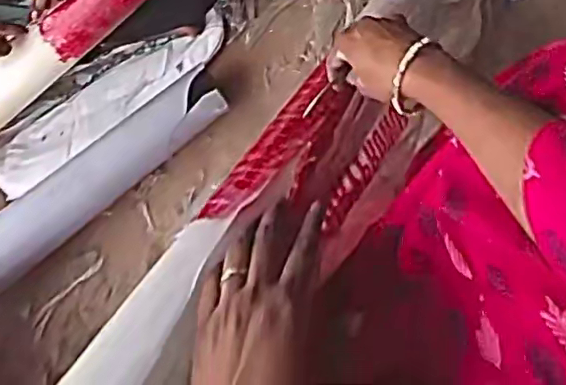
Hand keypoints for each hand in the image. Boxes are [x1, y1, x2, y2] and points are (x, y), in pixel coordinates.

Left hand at [194, 201, 322, 384]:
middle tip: (283, 199)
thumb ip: (340, 336)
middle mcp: (258, 293)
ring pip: (238, 253)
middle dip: (277, 216)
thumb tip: (360, 314)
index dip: (313, 224)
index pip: (305, 250)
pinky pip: (210, 281)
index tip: (318, 203)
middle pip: (268, 242)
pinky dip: (220, 262)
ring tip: (255, 216)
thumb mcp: (321, 366)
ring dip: (249, 231)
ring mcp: (228, 305)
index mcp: (290, 301)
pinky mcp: (205, 322)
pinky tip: (224, 256)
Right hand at [333, 15, 436, 103]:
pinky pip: (387, 31)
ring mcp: (382, 20)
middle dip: (351, 53)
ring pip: (369, 31)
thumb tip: (358, 74)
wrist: (420, 68)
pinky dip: (386, 39)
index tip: (339, 83)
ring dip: (369, 44)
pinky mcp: (400, 21)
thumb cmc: (387, 78)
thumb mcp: (365, 86)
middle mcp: (362, 24)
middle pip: (351, 38)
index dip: (335, 72)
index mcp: (347, 40)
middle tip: (353, 70)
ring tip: (373, 60)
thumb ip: (356, 77)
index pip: (335, 56)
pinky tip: (389, 52)